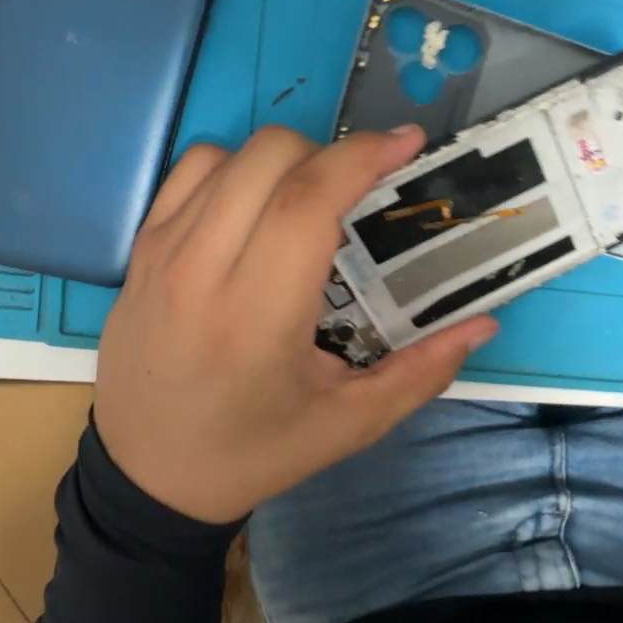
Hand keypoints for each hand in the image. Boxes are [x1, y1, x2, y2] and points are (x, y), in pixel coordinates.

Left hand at [93, 126, 498, 523]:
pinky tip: (256, 206)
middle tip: (361, 192)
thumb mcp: (353, 424)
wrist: (149, 479)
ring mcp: (160, 255)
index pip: (310, 201)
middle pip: (271, 159)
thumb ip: (424, 371)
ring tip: (310, 201)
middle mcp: (201, 271)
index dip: (364, 157)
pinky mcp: (138, 252)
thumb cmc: (259, 450)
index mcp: (258, 316)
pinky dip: (234, 169)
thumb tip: (483, 324)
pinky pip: (189, 172)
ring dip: (284, 161)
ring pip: (229, 155)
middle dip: (332, 156)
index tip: (406, 143)